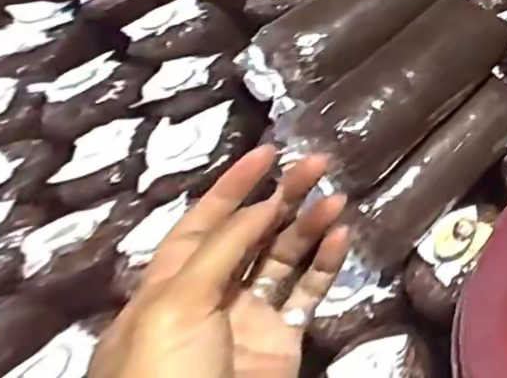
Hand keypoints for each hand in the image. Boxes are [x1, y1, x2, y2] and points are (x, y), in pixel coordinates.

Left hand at [91, 147, 350, 377]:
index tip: (269, 150)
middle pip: (249, 235)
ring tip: (338, 198)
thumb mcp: (175, 309)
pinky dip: (327, 261)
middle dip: (284, 196)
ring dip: (311, 224)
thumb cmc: (163, 377)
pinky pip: (309, 291)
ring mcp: (245, 323)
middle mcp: (205, 302)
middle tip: (320, 162)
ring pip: (284, 259)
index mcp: (163, 296)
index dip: (231, 188)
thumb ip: (221, 249)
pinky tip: (343, 236)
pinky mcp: (281, 340)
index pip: (198, 228)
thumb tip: (265, 202)